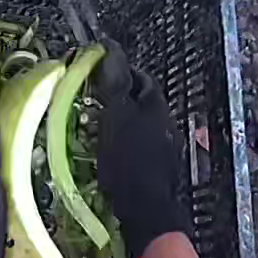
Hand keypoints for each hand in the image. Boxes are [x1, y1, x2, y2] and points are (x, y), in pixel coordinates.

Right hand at [96, 40, 191, 257]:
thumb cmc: (128, 159)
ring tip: (96, 123)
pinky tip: (109, 149)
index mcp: (155, 105)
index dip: (118, 69)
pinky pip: (139, 142)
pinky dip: (124, 139)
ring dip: (121, 118)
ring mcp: (164, 145)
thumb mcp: (115, 115)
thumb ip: (114, 81)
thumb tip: (108, 47)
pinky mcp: (158, 167)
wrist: (145, 209)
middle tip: (92, 97)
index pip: (139, 76)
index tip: (96, 71)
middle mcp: (165, 121)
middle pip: (141, 98)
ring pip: (140, 121)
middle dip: (119, 94)